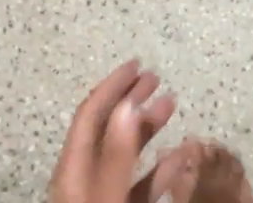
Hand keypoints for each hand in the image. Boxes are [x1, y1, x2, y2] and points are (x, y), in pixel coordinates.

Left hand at [50, 60, 189, 202]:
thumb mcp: (106, 193)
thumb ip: (117, 152)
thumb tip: (129, 103)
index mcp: (73, 166)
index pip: (91, 112)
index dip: (112, 84)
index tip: (136, 62)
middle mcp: (84, 175)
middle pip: (108, 126)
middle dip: (131, 97)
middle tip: (155, 77)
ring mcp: (101, 192)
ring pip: (126, 151)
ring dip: (148, 126)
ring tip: (170, 104)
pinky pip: (139, 180)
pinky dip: (159, 165)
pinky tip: (179, 154)